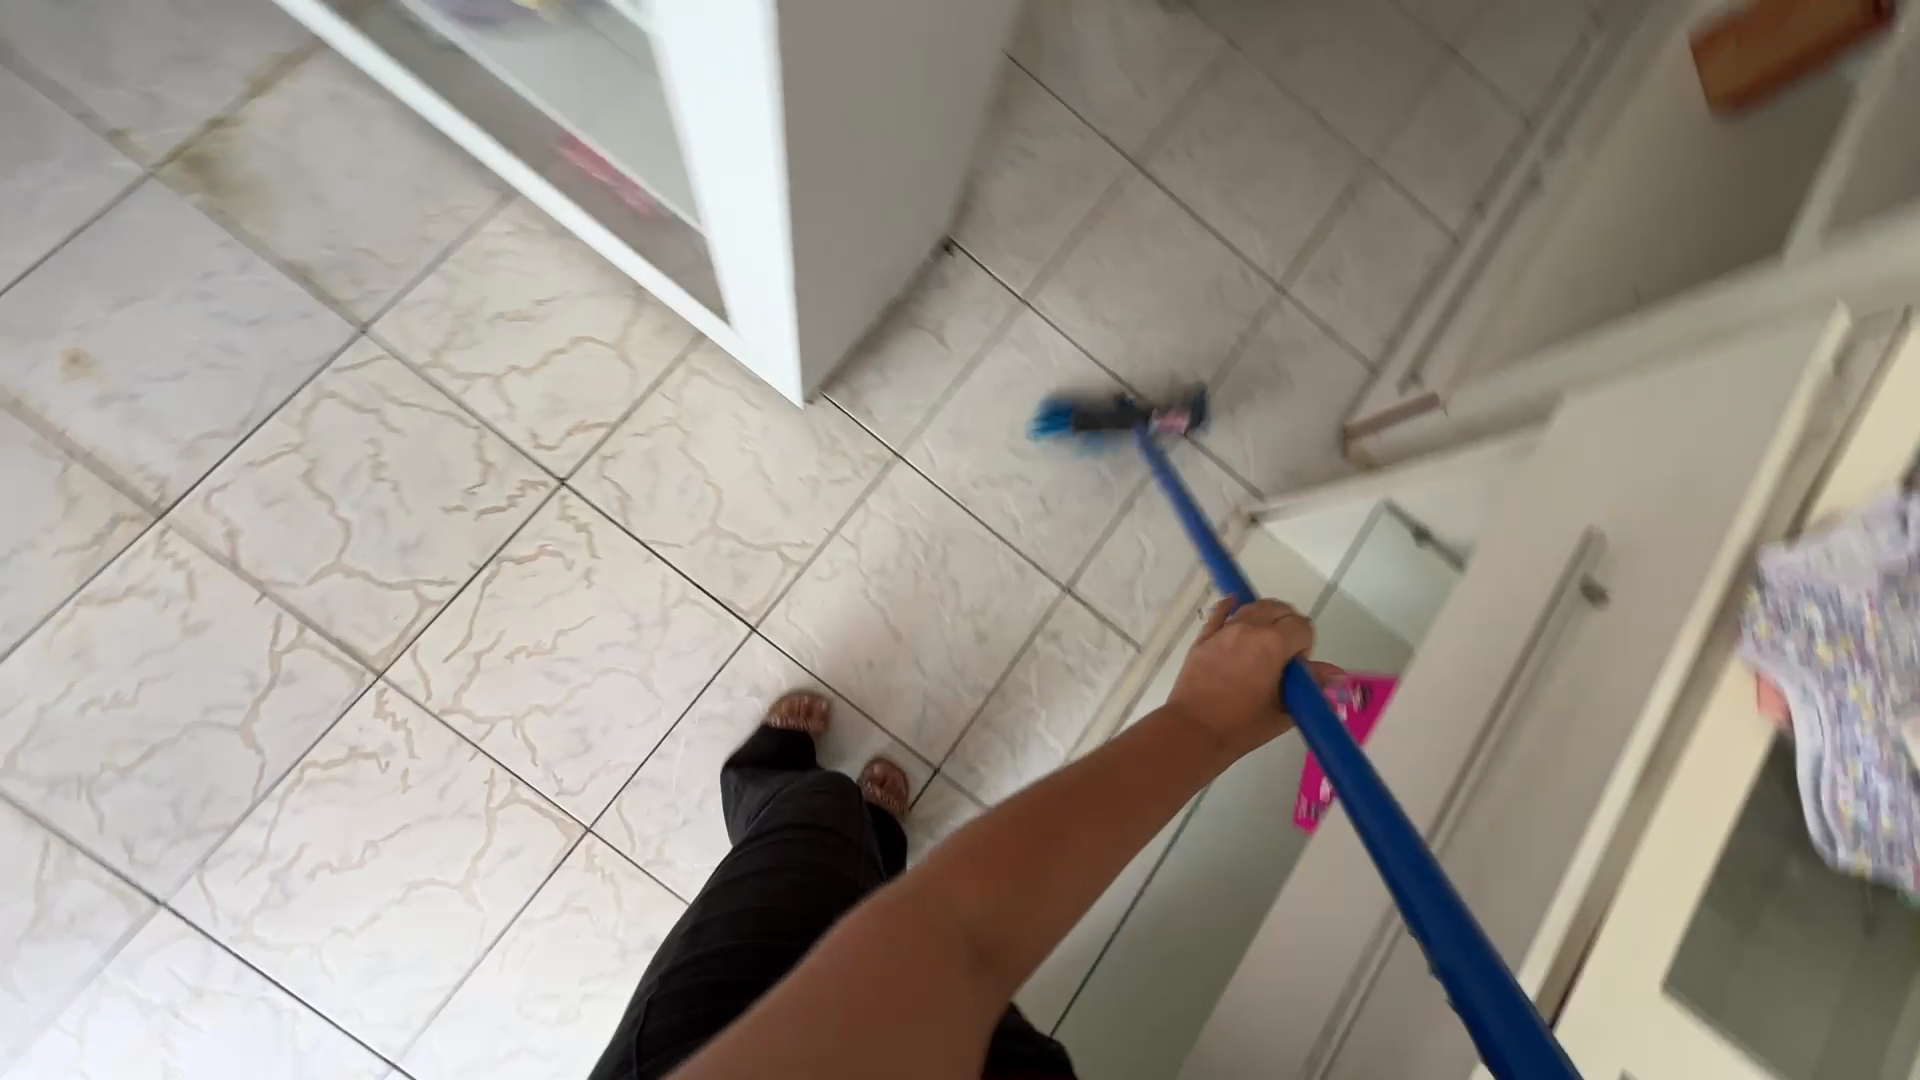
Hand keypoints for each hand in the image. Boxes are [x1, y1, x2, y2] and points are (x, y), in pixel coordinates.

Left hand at [1165, 598, 1341, 757]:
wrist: (1195, 729)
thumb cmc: (1243, 725)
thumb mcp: (1284, 709)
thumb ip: (1311, 685)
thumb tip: (1337, 674)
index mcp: (1273, 644)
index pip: (1302, 626)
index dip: (1305, 644)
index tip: (1296, 666)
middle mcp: (1249, 628)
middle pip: (1278, 609)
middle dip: (1288, 626)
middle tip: (1284, 654)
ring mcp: (1223, 630)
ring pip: (1252, 606)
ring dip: (1264, 616)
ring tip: (1264, 639)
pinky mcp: (1203, 637)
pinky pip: (1219, 612)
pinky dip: (1230, 607)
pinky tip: (1235, 608)